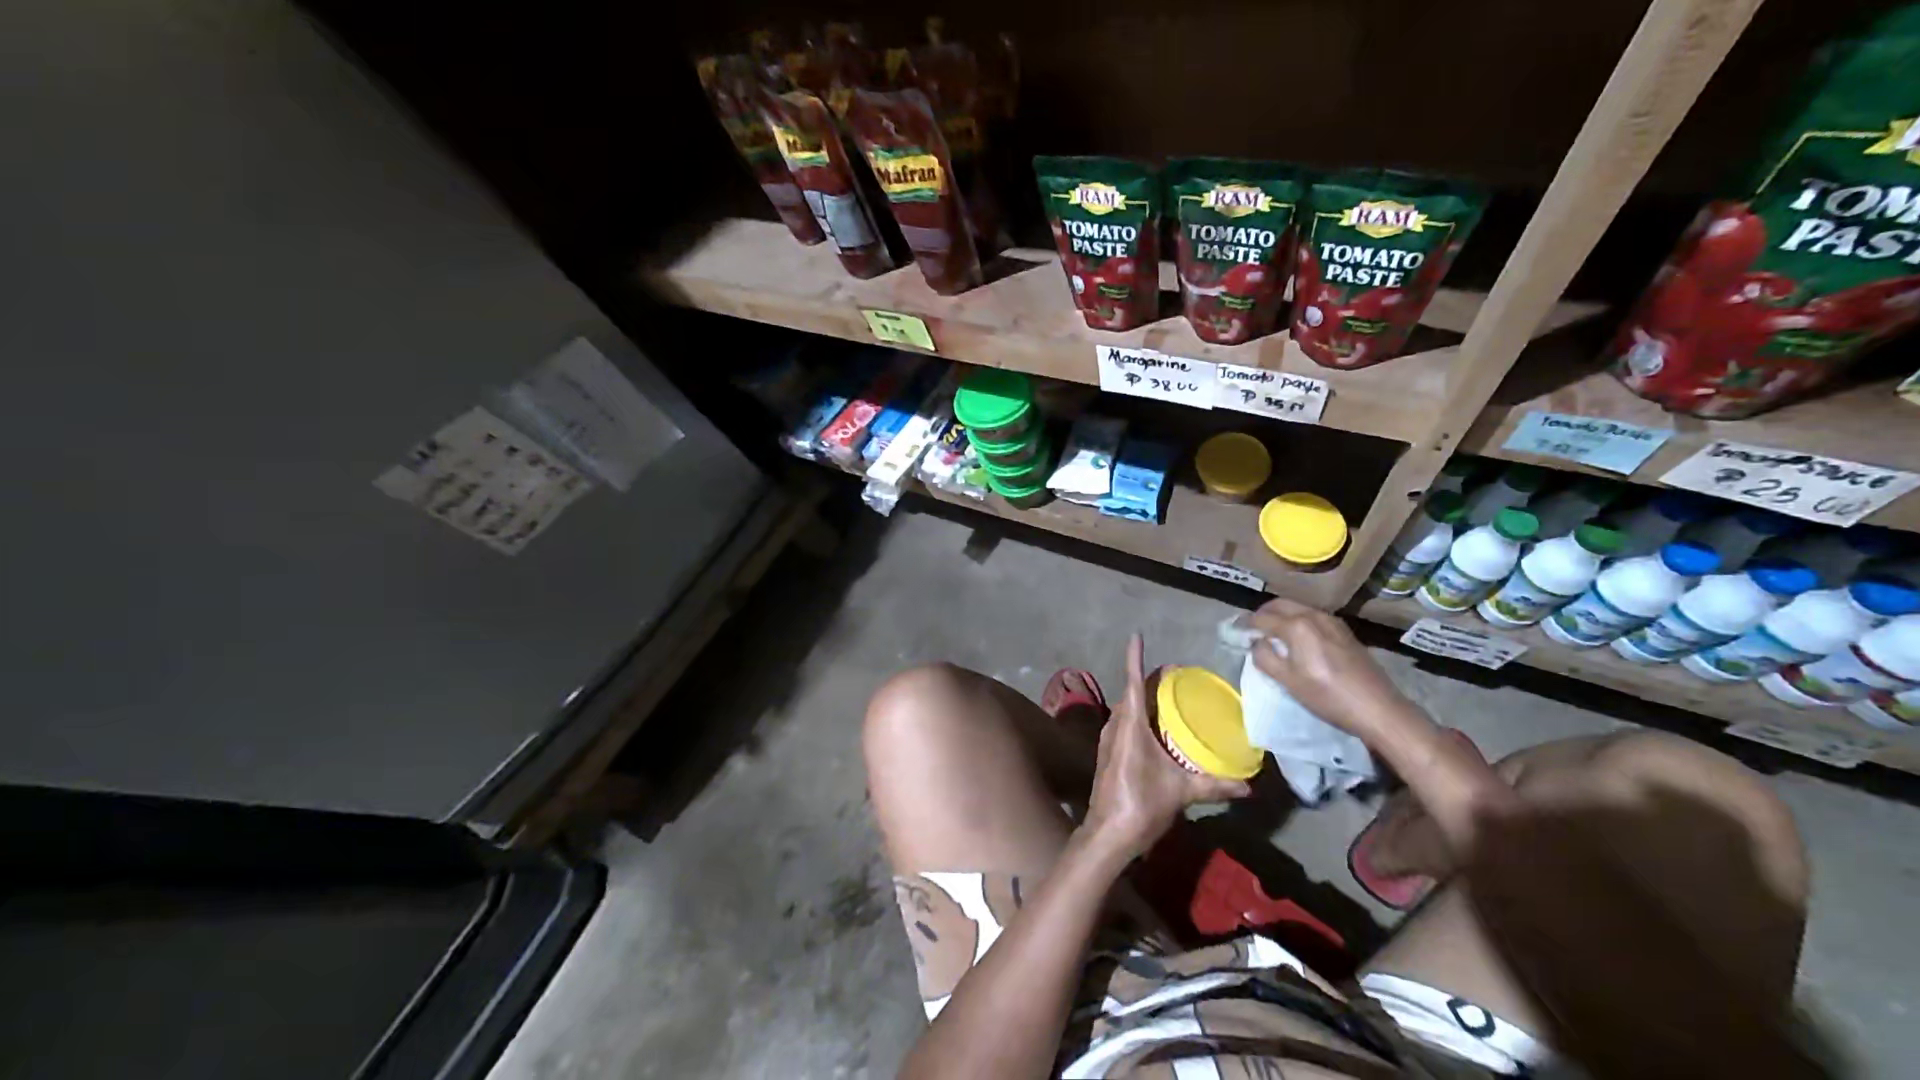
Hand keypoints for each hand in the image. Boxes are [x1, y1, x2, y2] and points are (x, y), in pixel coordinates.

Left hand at [1082, 635, 1249, 861]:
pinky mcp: (1107, 754)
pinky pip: (1123, 726)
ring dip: (1141, 700)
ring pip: (1125, 711)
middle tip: (1175, 675)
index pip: (1132, 682)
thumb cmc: (1141, 804)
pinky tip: (1154, 730)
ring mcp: (1108, 740)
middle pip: (1130, 694)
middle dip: (1147, 680)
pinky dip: (1137, 719)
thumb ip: (1215, 785)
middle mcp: (1115, 726)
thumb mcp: (1181, 792)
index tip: (1136, 636)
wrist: (1107, 834)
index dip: (1134, 658)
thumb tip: (1250, 786)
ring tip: (1167, 698)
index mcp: (1130, 725)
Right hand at [1246, 598, 1422, 742]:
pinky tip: (1298, 640)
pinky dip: (1298, 622)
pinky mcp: (1344, 631)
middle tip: (1252, 631)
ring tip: (1273, 636)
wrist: (1378, 708)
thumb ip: (1265, 657)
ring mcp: (1332, 621)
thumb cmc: (1327, 696)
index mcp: (1297, 625)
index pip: (1261, 617)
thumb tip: (1256, 642)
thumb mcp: (1287, 681)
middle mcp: (1314, 615)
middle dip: (1262, 614)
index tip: (1235, 633)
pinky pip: (1312, 617)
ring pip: (1298, 609)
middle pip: (1280, 605)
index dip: (1245, 624)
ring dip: (1281, 617)